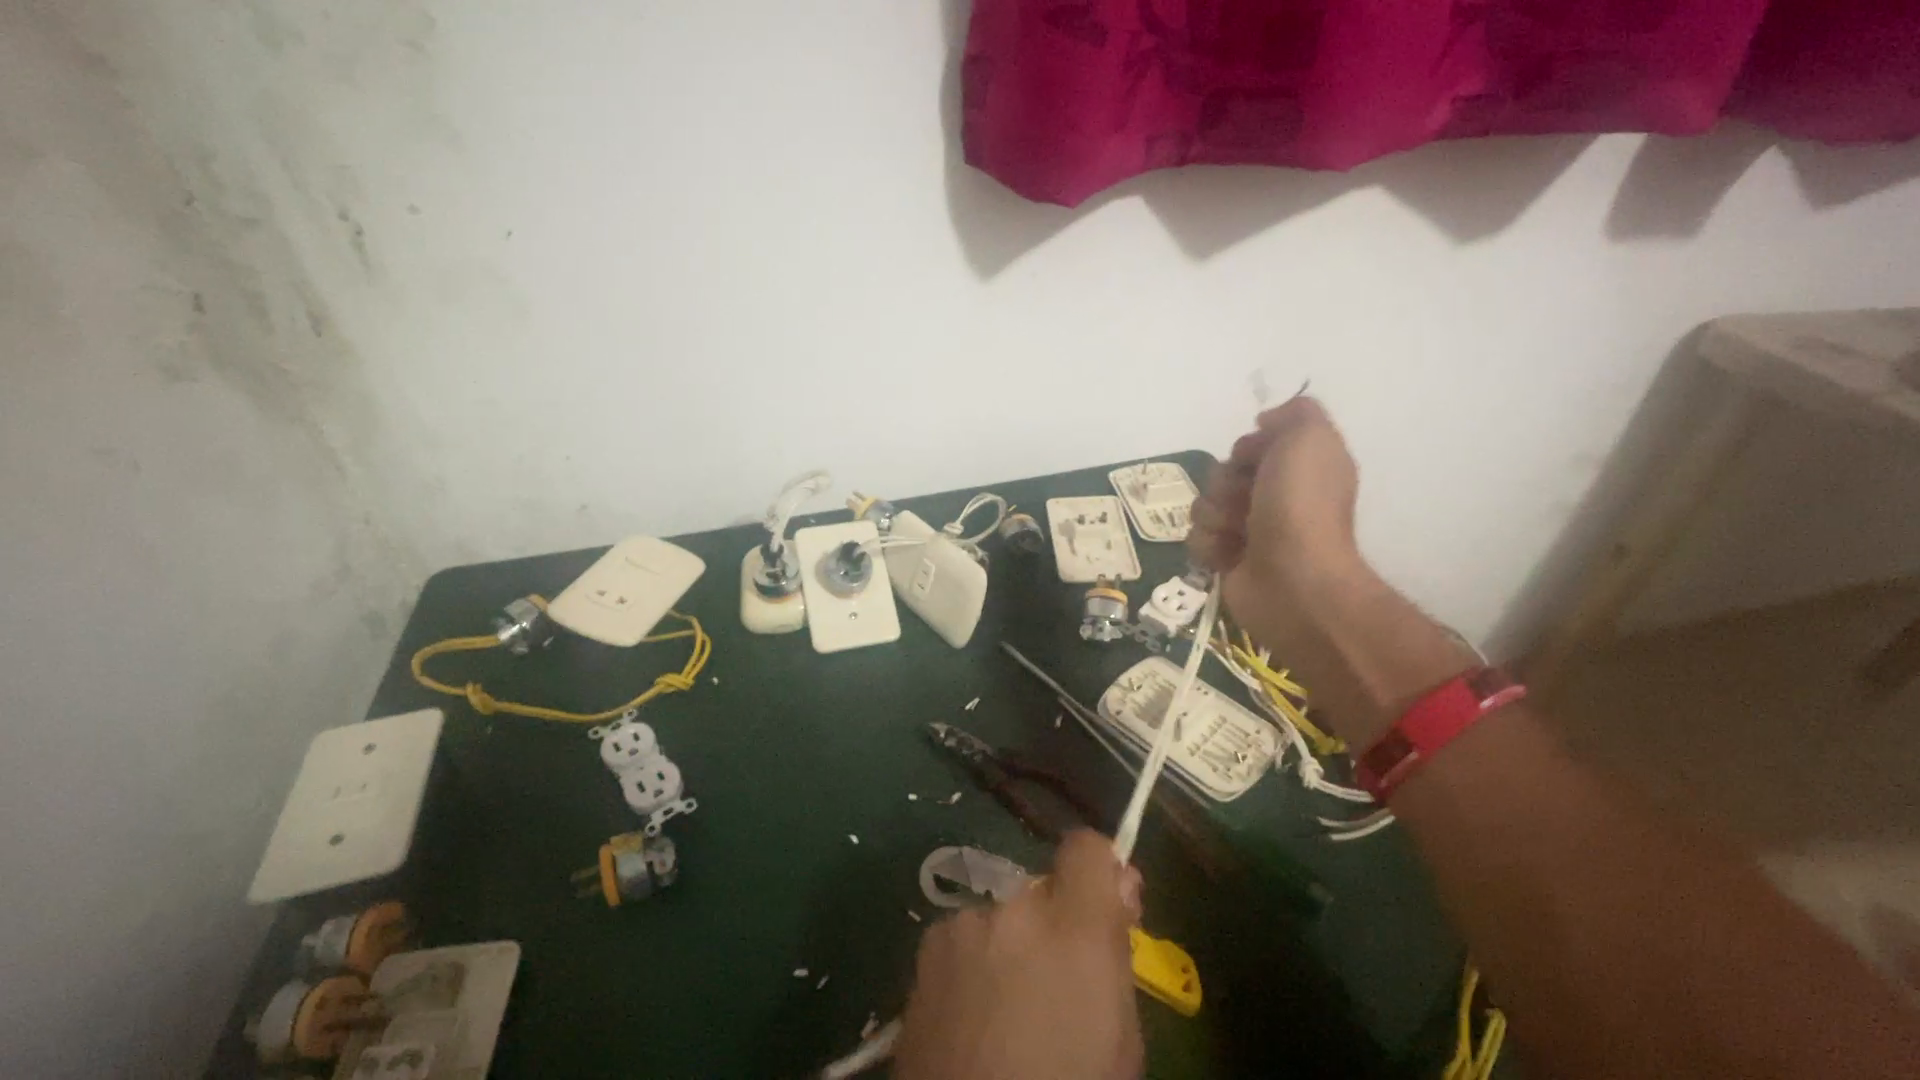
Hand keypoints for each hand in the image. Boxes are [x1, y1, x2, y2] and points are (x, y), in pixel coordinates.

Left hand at [894, 831, 1144, 1079]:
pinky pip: (966, 938)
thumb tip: (1118, 888)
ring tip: (1006, 1008)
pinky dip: (974, 962)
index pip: (1086, 848)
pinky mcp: (926, 951)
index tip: (1107, 905)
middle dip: (1055, 923)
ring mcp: (964, 926)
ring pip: (1002, 916)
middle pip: (1043, 890)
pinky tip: (971, 1014)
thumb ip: (1117, 954)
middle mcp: (1015, 909)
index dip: (1099, 870)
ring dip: (1010, 945)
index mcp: (1075, 930)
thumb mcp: (1121, 1039)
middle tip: (1056, 983)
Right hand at [1189, 397, 1368, 652]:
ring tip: (1240, 534)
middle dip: (1226, 484)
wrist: (1294, 580)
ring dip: (1216, 516)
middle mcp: (1276, 497)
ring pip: (1203, 505)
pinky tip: (1231, 557)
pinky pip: (1196, 539)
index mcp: (1300, 467)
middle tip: (1247, 501)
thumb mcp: (1311, 437)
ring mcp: (1250, 531)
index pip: (1252, 443)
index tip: (1255, 459)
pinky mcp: (1227, 560)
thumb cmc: (1302, 506)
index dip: (1248, 447)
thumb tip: (1265, 422)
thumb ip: (1295, 412)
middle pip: (1222, 472)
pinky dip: (1210, 546)